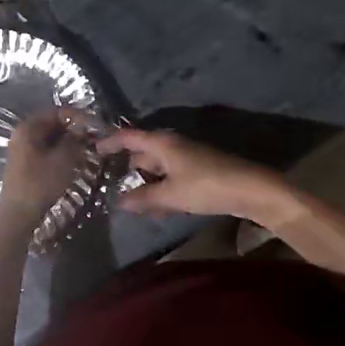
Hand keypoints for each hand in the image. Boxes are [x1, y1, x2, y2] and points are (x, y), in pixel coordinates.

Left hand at [0, 108, 92, 229]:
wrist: (19, 214)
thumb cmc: (41, 183)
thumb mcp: (64, 158)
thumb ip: (75, 138)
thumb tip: (83, 126)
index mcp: (28, 128)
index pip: (56, 112)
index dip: (78, 116)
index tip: (95, 126)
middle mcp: (22, 134)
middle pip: (52, 125)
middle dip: (74, 130)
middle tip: (93, 138)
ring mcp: (22, 150)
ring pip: (50, 139)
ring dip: (68, 143)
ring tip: (87, 150)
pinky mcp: (25, 164)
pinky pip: (46, 151)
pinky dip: (60, 153)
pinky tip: (73, 161)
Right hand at [95, 128, 294, 222]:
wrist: (250, 189)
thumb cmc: (206, 186)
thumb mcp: (170, 195)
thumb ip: (143, 198)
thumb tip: (119, 202)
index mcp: (162, 143)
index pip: (129, 137)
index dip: (110, 142)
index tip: (94, 150)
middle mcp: (173, 144)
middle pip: (143, 153)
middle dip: (128, 169)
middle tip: (111, 185)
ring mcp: (187, 156)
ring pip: (158, 167)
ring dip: (147, 183)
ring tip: (134, 204)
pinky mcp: (198, 169)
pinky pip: (171, 176)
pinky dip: (162, 188)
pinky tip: (159, 208)